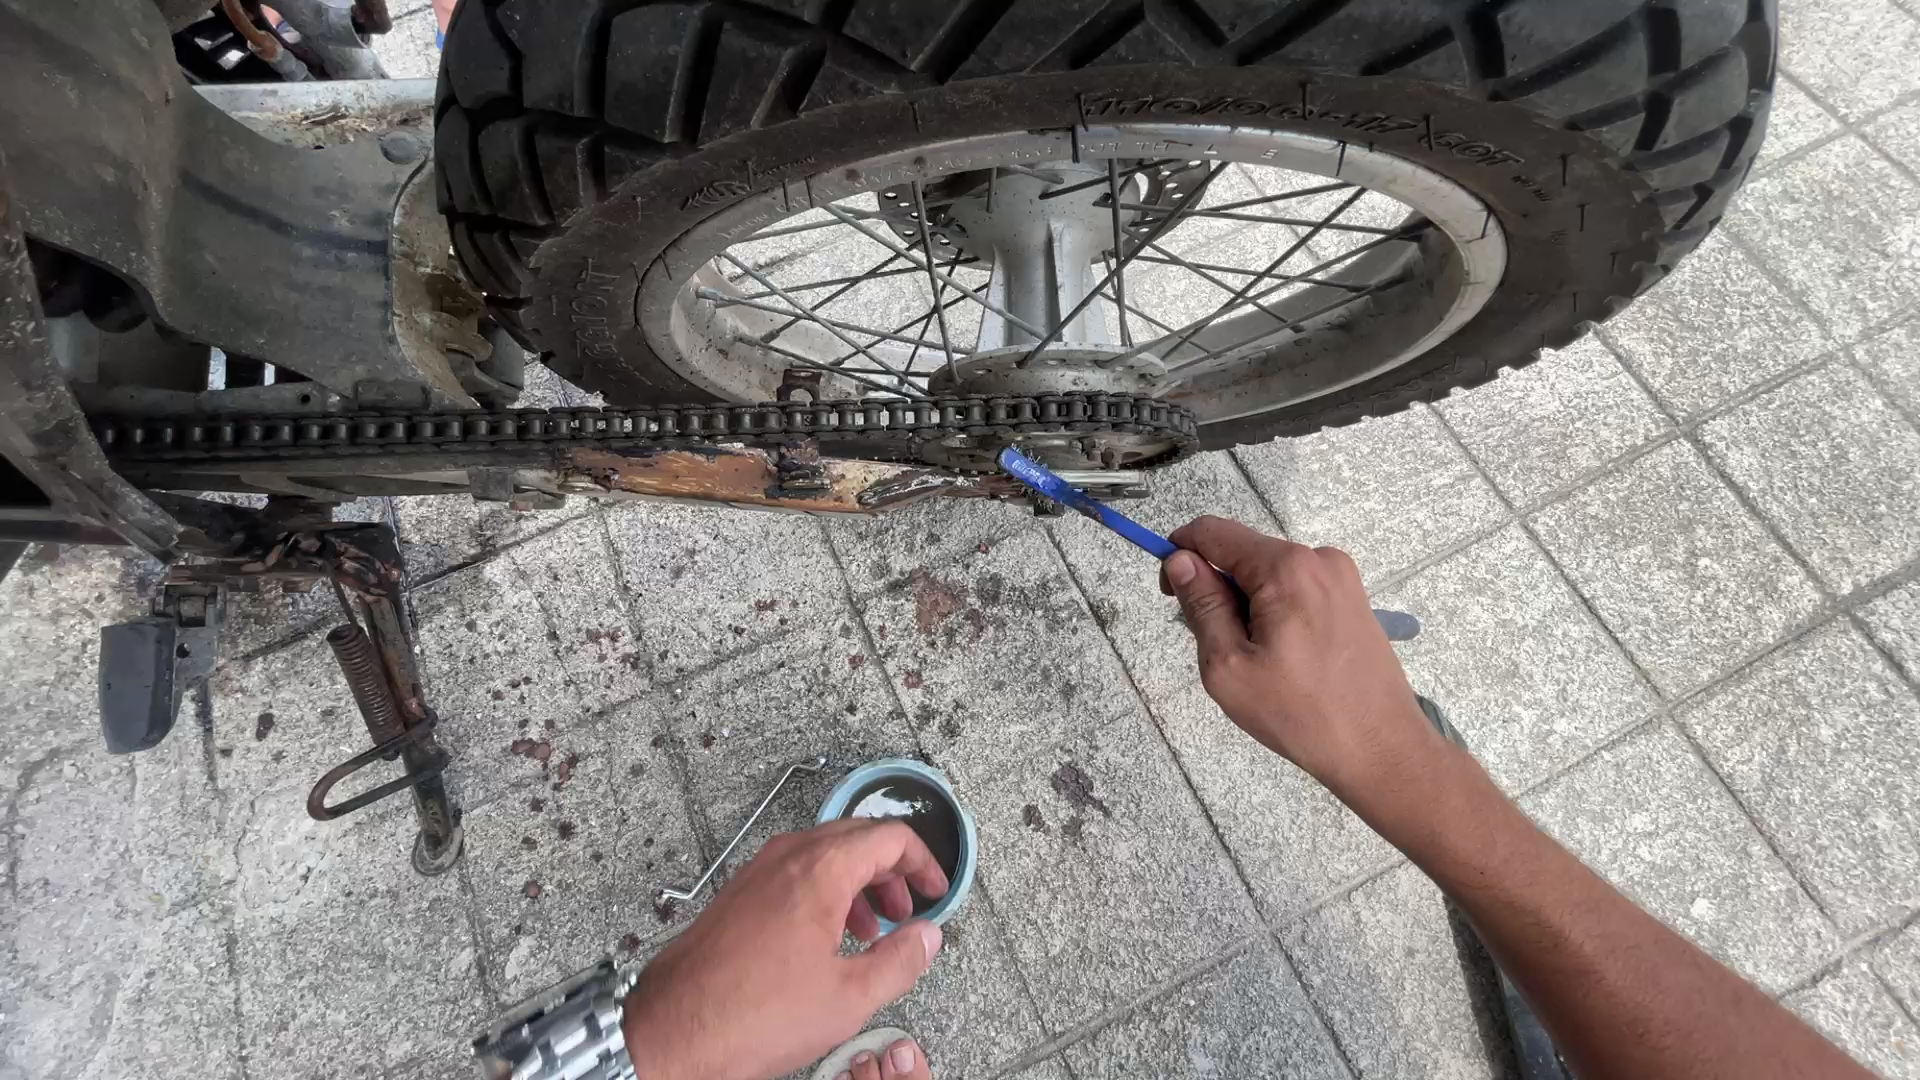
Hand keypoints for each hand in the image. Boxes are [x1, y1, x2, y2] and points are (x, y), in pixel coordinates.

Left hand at [622, 819, 948, 1079]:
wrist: (669, 1032)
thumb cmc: (749, 1014)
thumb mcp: (846, 998)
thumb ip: (900, 961)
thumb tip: (928, 937)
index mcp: (822, 868)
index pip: (890, 838)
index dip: (923, 862)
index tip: (934, 889)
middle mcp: (791, 854)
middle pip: (860, 837)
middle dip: (893, 871)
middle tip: (908, 909)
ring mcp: (762, 868)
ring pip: (828, 852)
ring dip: (861, 881)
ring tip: (872, 928)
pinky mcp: (743, 888)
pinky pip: (799, 869)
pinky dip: (828, 888)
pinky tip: (828, 936)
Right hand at [1159, 516, 1448, 807]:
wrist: (1383, 751)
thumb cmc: (1298, 713)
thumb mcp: (1228, 664)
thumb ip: (1201, 604)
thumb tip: (1178, 560)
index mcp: (1285, 568)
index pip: (1212, 532)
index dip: (1179, 554)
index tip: (1171, 595)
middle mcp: (1317, 558)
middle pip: (1240, 551)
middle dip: (1214, 586)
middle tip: (1215, 644)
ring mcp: (1340, 577)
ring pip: (1265, 572)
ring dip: (1242, 602)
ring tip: (1252, 657)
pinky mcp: (1352, 597)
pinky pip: (1292, 586)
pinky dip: (1270, 609)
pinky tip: (1279, 654)